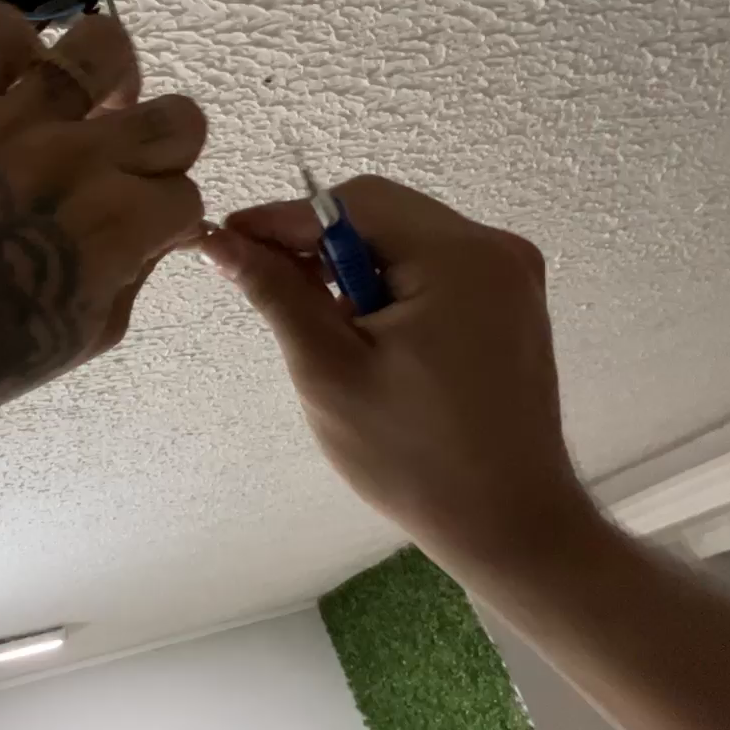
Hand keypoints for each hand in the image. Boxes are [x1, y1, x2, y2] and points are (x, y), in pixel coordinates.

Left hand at [0, 3, 206, 438]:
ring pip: (100, 46)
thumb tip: (160, 222)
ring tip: (85, 110)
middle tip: (126, 172)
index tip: (144, 231)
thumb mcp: (99, 331)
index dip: (170, 218)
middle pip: (178, 117)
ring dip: (108, 83)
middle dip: (164, 152)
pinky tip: (14, 89)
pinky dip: (13, 47)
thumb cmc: (1, 355)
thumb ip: (140, 266)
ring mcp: (12, 125)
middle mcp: (77, 159)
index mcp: (118, 223)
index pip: (187, 192)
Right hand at [201, 174, 593, 564]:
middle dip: (314, 241)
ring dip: (346, 263)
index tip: (226, 239)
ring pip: (400, 237)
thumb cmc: (411, 455)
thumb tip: (221, 241)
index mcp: (459, 258)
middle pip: (380, 213)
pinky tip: (359, 325)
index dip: (282, 218)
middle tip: (262, 277)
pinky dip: (382, 281)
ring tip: (312, 314)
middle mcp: (495, 249)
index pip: (352, 204)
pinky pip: (428, 264)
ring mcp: (509, 275)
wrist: (508, 525)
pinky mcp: (507, 301)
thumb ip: (275, 292)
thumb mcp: (328, 369)